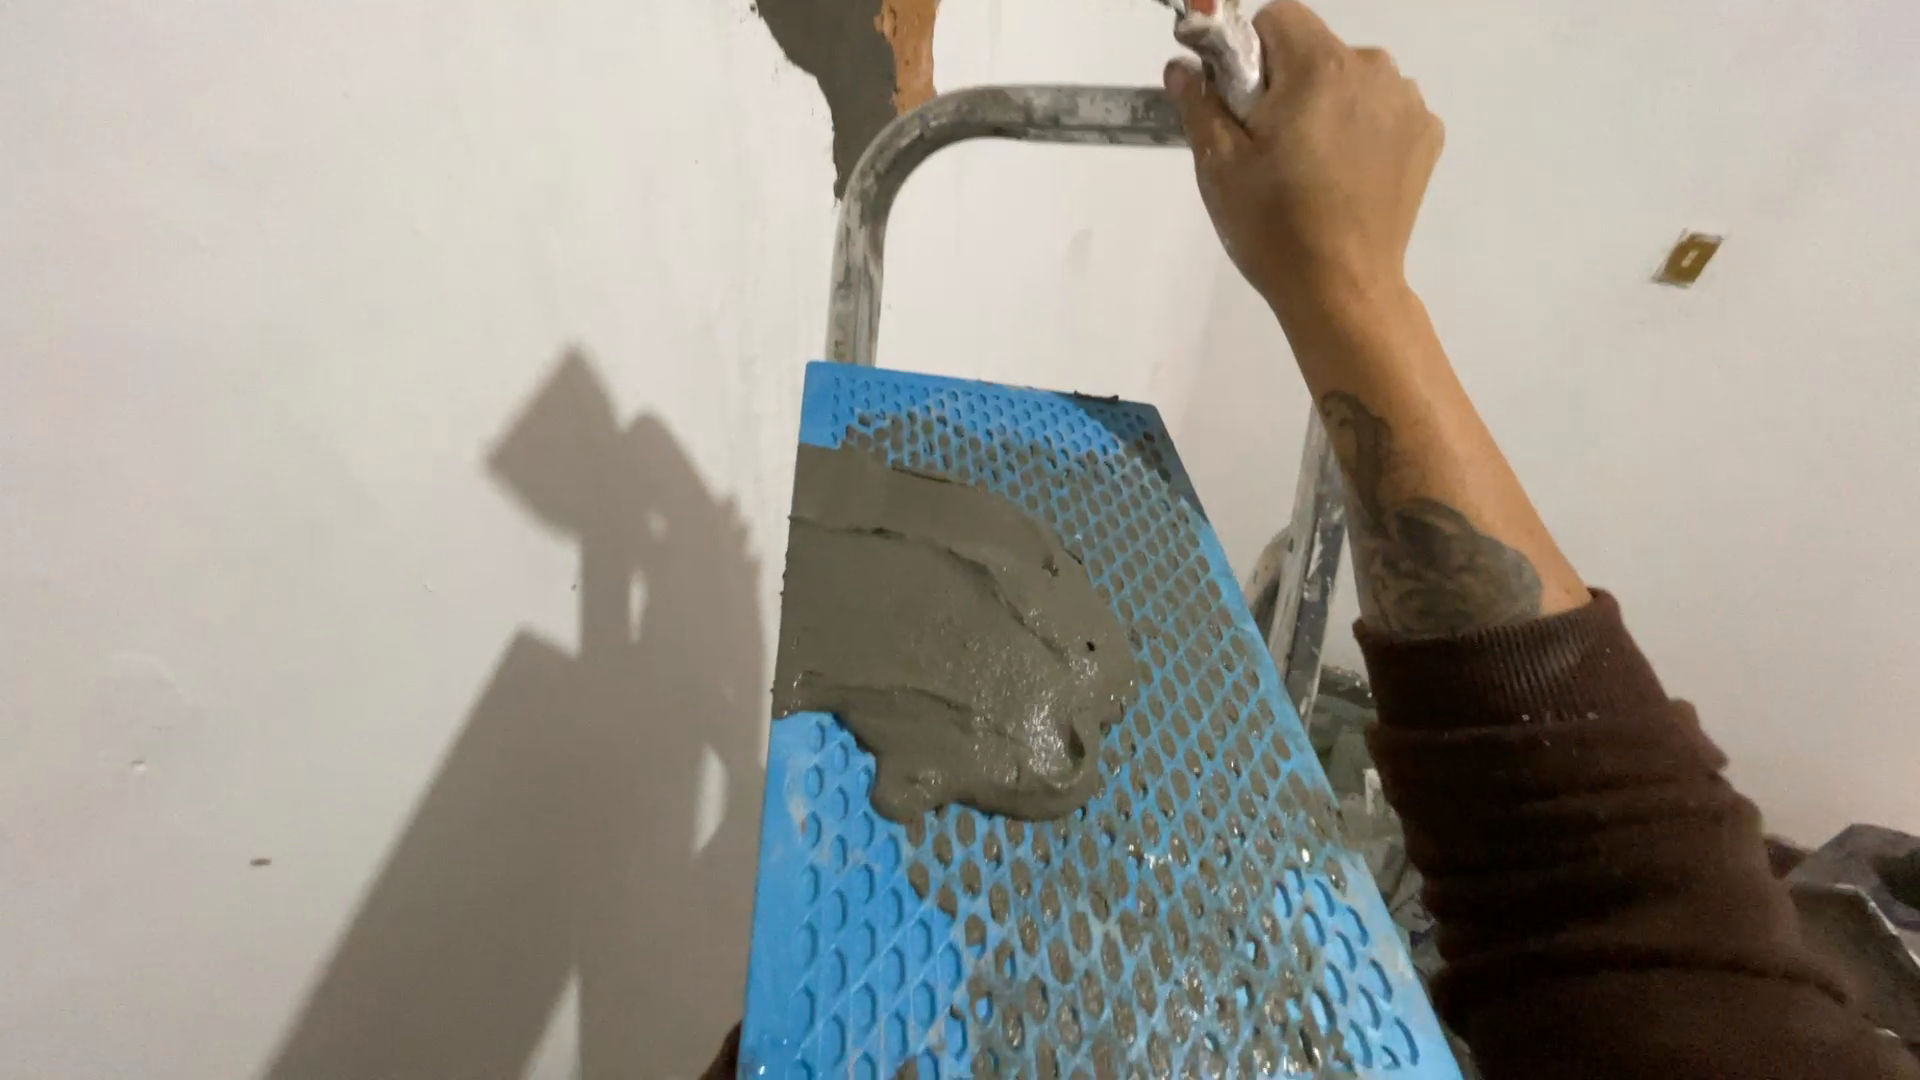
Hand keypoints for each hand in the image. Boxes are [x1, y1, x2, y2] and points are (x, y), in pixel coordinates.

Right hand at [1165, 1, 1442, 321]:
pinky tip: (1343, 182)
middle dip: (1287, 88)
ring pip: (1350, 83)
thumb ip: (1200, 105)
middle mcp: (1373, 67)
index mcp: (1319, 67)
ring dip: (1326, 111)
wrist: (1340, 288)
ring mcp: (1407, 102)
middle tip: (1269, 155)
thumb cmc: (1271, 229)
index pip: (1277, 18)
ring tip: (1309, 175)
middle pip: (1315, 52)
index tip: (1241, 107)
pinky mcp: (1426, 135)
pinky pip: (1381, 114)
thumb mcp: (1219, 170)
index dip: (1249, 57)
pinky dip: (1359, 135)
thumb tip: (1183, 65)